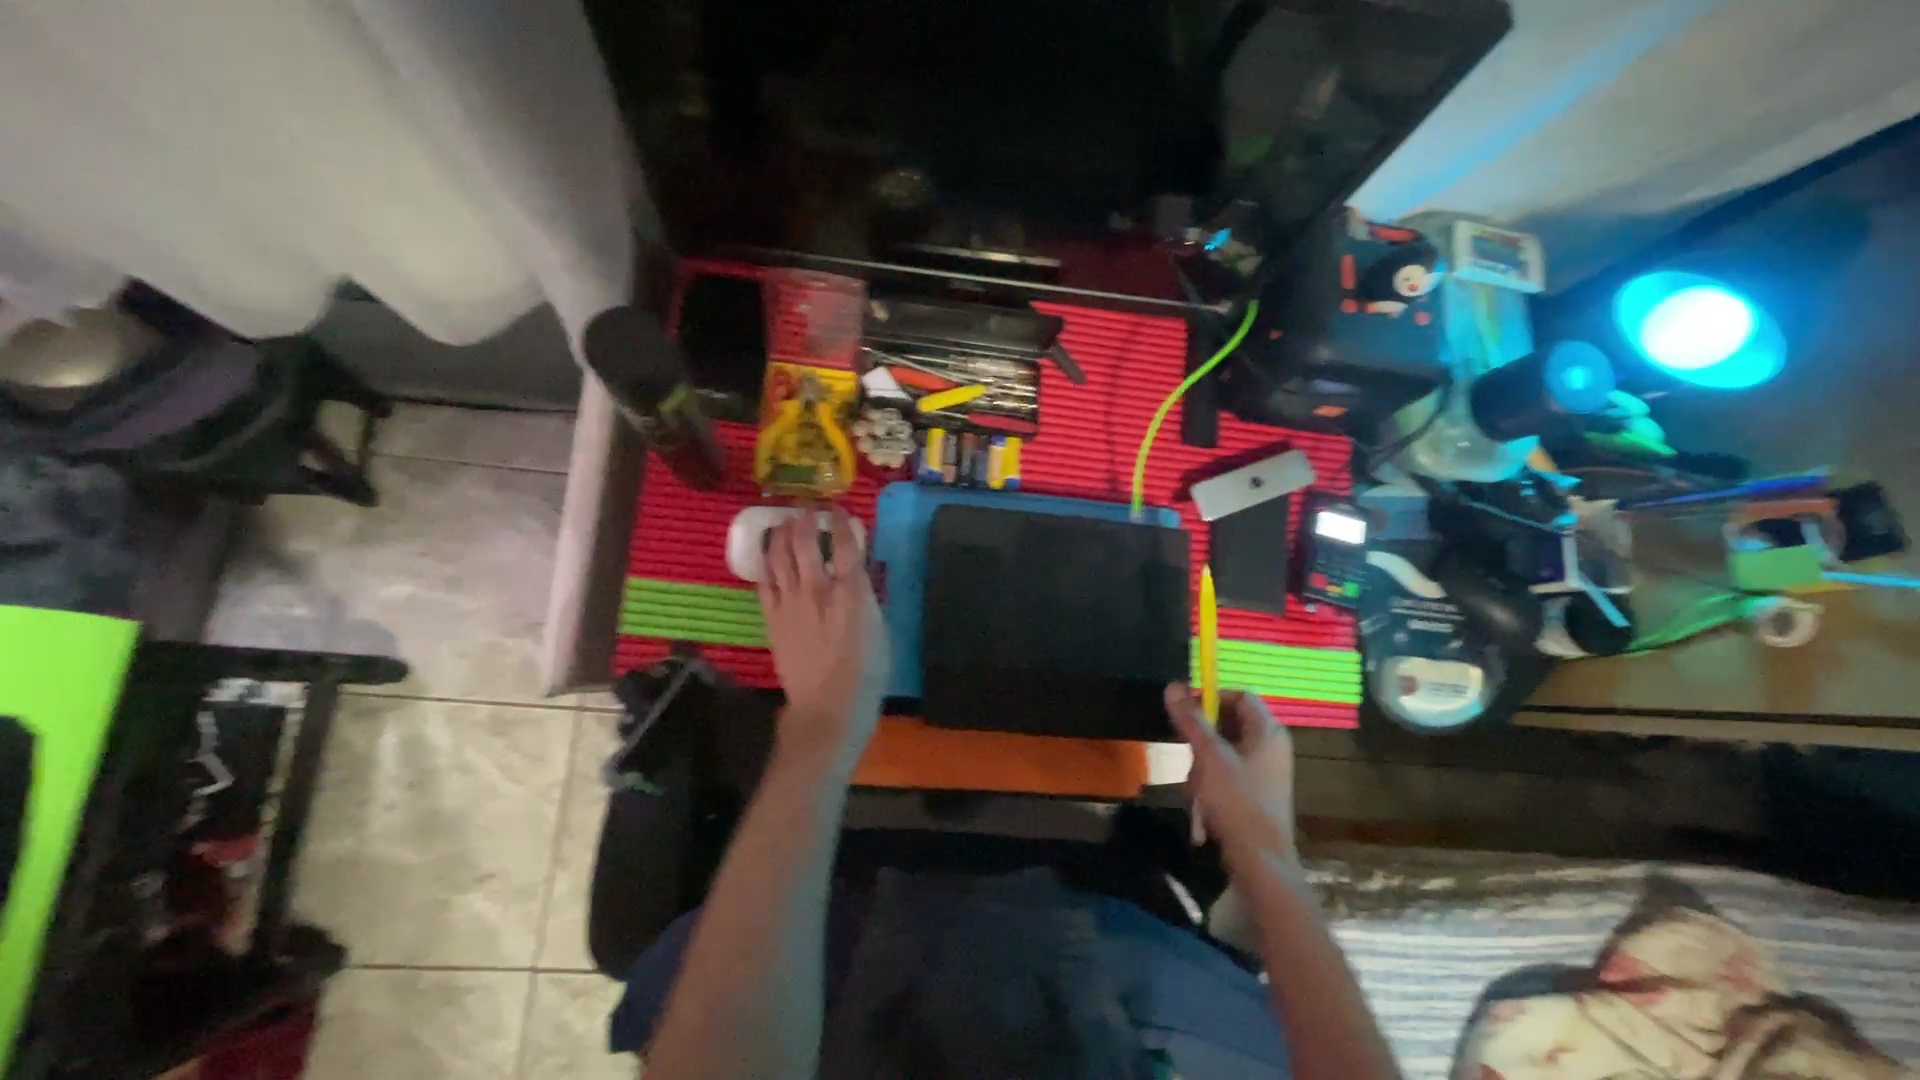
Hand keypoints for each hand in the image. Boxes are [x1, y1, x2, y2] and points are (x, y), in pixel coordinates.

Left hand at [760, 507, 888, 772]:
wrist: (827, 707)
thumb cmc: (865, 674)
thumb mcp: (880, 631)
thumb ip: (868, 597)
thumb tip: (860, 575)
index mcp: (851, 592)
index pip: (845, 543)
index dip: (840, 521)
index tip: (838, 509)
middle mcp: (818, 589)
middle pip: (806, 541)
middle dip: (805, 519)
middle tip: (806, 507)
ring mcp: (790, 602)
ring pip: (781, 555)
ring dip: (783, 534)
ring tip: (785, 521)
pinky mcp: (772, 618)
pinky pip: (765, 581)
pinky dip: (766, 562)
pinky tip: (768, 553)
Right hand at [1165, 684, 1300, 878]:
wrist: (1260, 861)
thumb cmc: (1237, 802)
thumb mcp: (1209, 757)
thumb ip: (1191, 720)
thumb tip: (1173, 685)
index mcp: (1268, 732)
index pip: (1239, 696)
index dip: (1211, 698)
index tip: (1185, 712)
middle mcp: (1271, 747)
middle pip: (1229, 723)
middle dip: (1202, 737)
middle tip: (1186, 753)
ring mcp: (1266, 772)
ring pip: (1224, 751)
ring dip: (1202, 764)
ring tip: (1193, 787)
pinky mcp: (1257, 793)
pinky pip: (1228, 773)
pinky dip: (1211, 783)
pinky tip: (1200, 803)